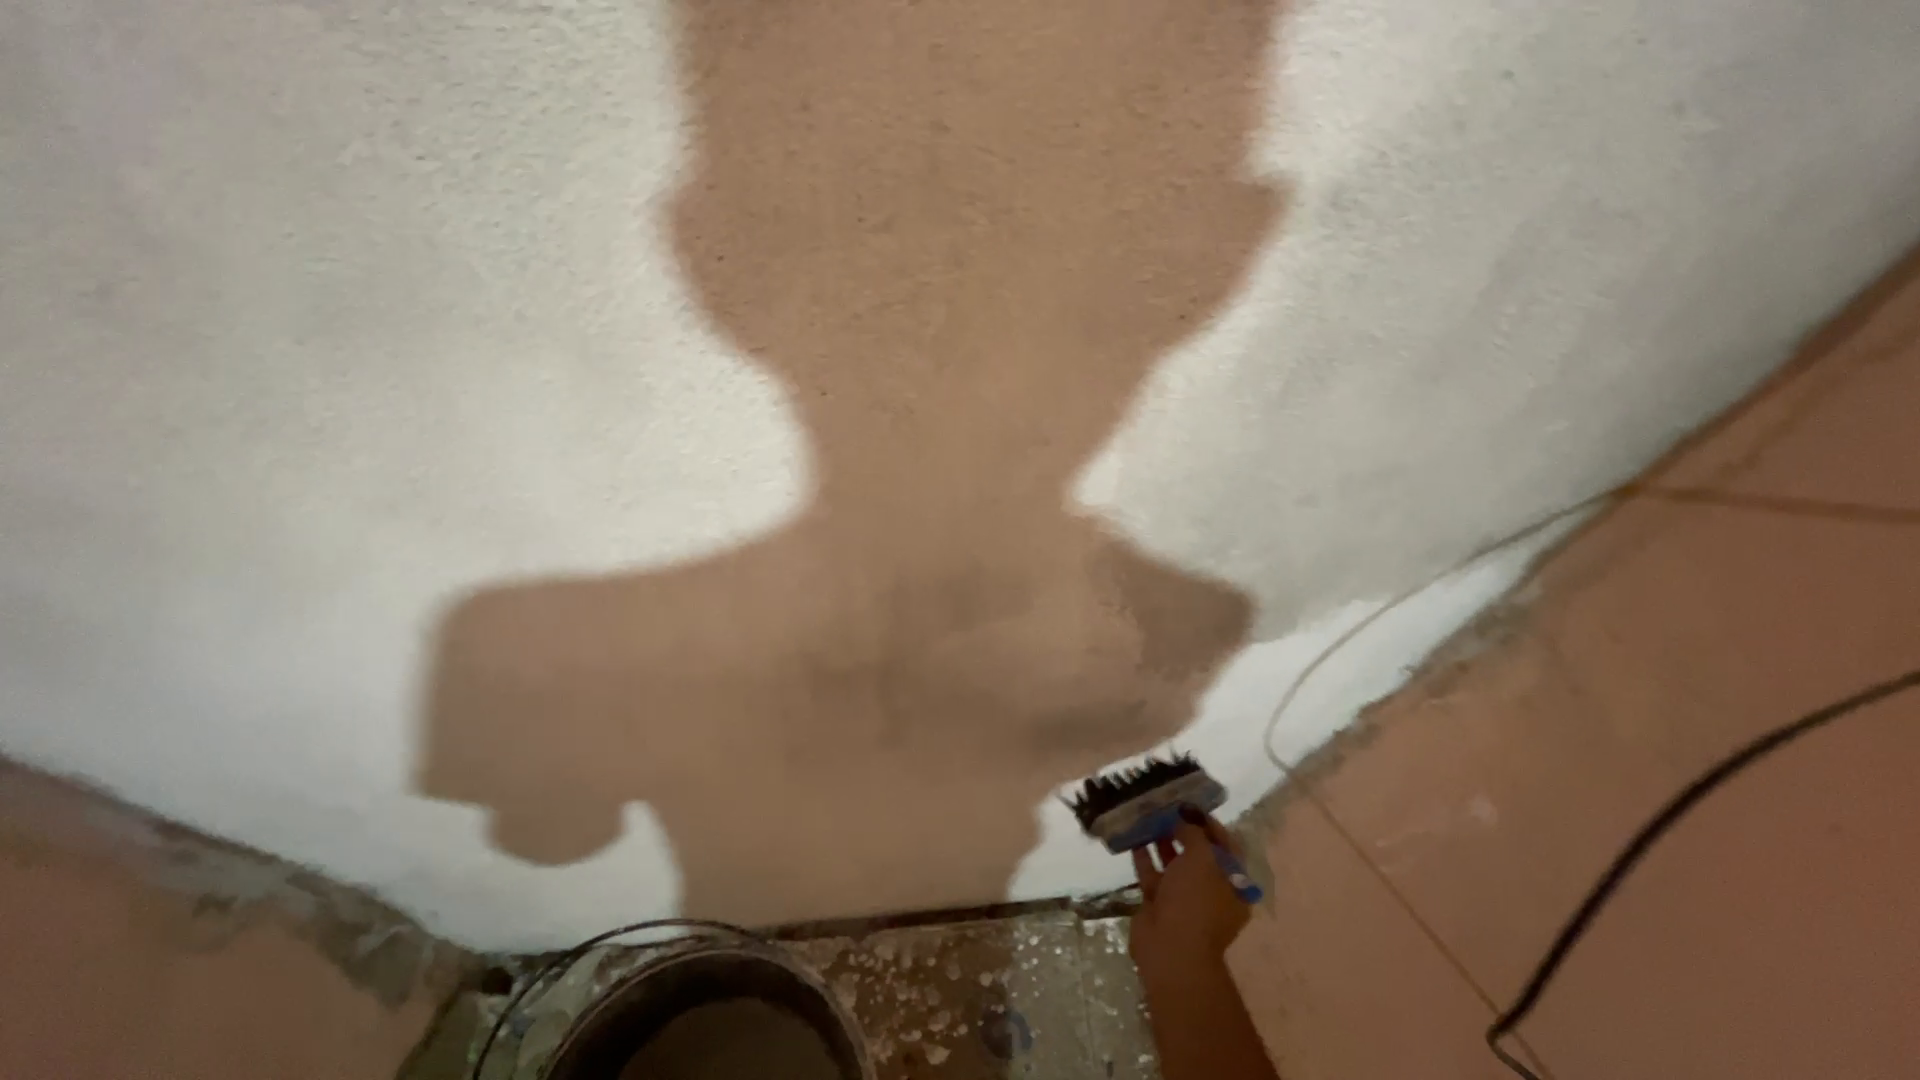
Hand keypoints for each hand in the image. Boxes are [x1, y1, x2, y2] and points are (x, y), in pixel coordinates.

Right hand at [1128, 807, 1250, 983]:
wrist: (1170, 949)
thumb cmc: (1195, 901)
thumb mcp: (1202, 858)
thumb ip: (1194, 833)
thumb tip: (1183, 820)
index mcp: (1233, 882)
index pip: (1226, 846)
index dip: (1209, 824)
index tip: (1190, 806)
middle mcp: (1211, 889)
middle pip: (1198, 853)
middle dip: (1182, 831)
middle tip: (1165, 809)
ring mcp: (1184, 898)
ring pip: (1174, 863)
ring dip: (1162, 841)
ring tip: (1148, 817)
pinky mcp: (1159, 904)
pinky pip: (1153, 875)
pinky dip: (1145, 857)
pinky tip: (1134, 837)